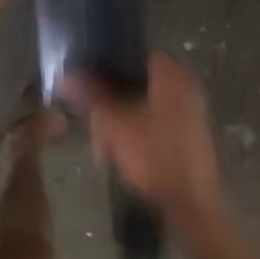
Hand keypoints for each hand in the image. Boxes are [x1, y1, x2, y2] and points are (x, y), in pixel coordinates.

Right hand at [65, 53, 220, 221]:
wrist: (189, 205)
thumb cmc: (152, 155)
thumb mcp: (112, 122)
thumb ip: (89, 94)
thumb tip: (66, 75)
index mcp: (173, 77)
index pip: (140, 54)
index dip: (114, 61)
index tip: (92, 73)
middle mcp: (188, 89)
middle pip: (144, 78)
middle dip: (117, 89)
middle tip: (94, 104)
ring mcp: (194, 113)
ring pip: (151, 100)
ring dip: (127, 109)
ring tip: (104, 126)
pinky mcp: (193, 135)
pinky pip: (161, 118)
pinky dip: (141, 123)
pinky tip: (124, 142)